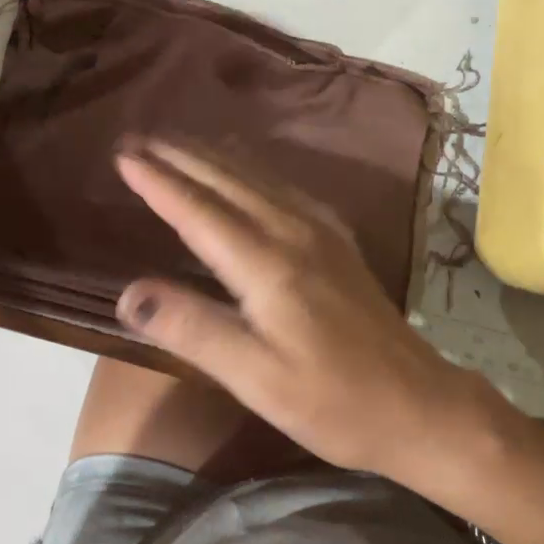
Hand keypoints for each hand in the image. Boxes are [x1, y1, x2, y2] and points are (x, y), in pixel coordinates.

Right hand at [113, 139, 543, 508]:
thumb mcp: (255, 378)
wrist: (421, 406)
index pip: (198, 209)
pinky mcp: (337, 240)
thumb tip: (127, 292)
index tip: (122, 154)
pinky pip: (283, 186)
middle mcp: (292, 232)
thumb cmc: (332, 401)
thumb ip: (192, 330)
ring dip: (211, 156)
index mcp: (266, 263)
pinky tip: (245, 168)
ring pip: (255, 176)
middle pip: (226, 180)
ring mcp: (320, 232)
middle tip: (136, 136)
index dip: (158, 180)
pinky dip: (249, 167)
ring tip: (176, 141)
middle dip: (178, 156)